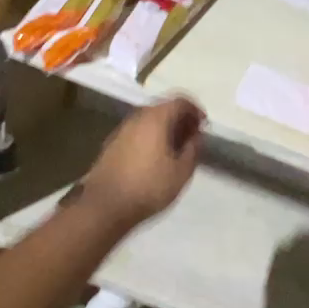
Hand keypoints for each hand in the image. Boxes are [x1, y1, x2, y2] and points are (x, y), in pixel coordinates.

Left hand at [79, 96, 203, 228]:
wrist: (104, 206)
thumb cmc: (148, 187)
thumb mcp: (181, 172)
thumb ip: (193, 148)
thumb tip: (196, 136)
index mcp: (156, 118)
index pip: (180, 100)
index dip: (196, 110)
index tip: (204, 126)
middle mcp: (137, 117)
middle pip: (163, 107)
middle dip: (181, 119)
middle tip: (191, 137)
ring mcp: (121, 130)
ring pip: (149, 120)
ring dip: (165, 128)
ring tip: (176, 149)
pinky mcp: (112, 144)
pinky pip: (138, 132)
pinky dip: (151, 136)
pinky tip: (156, 157)